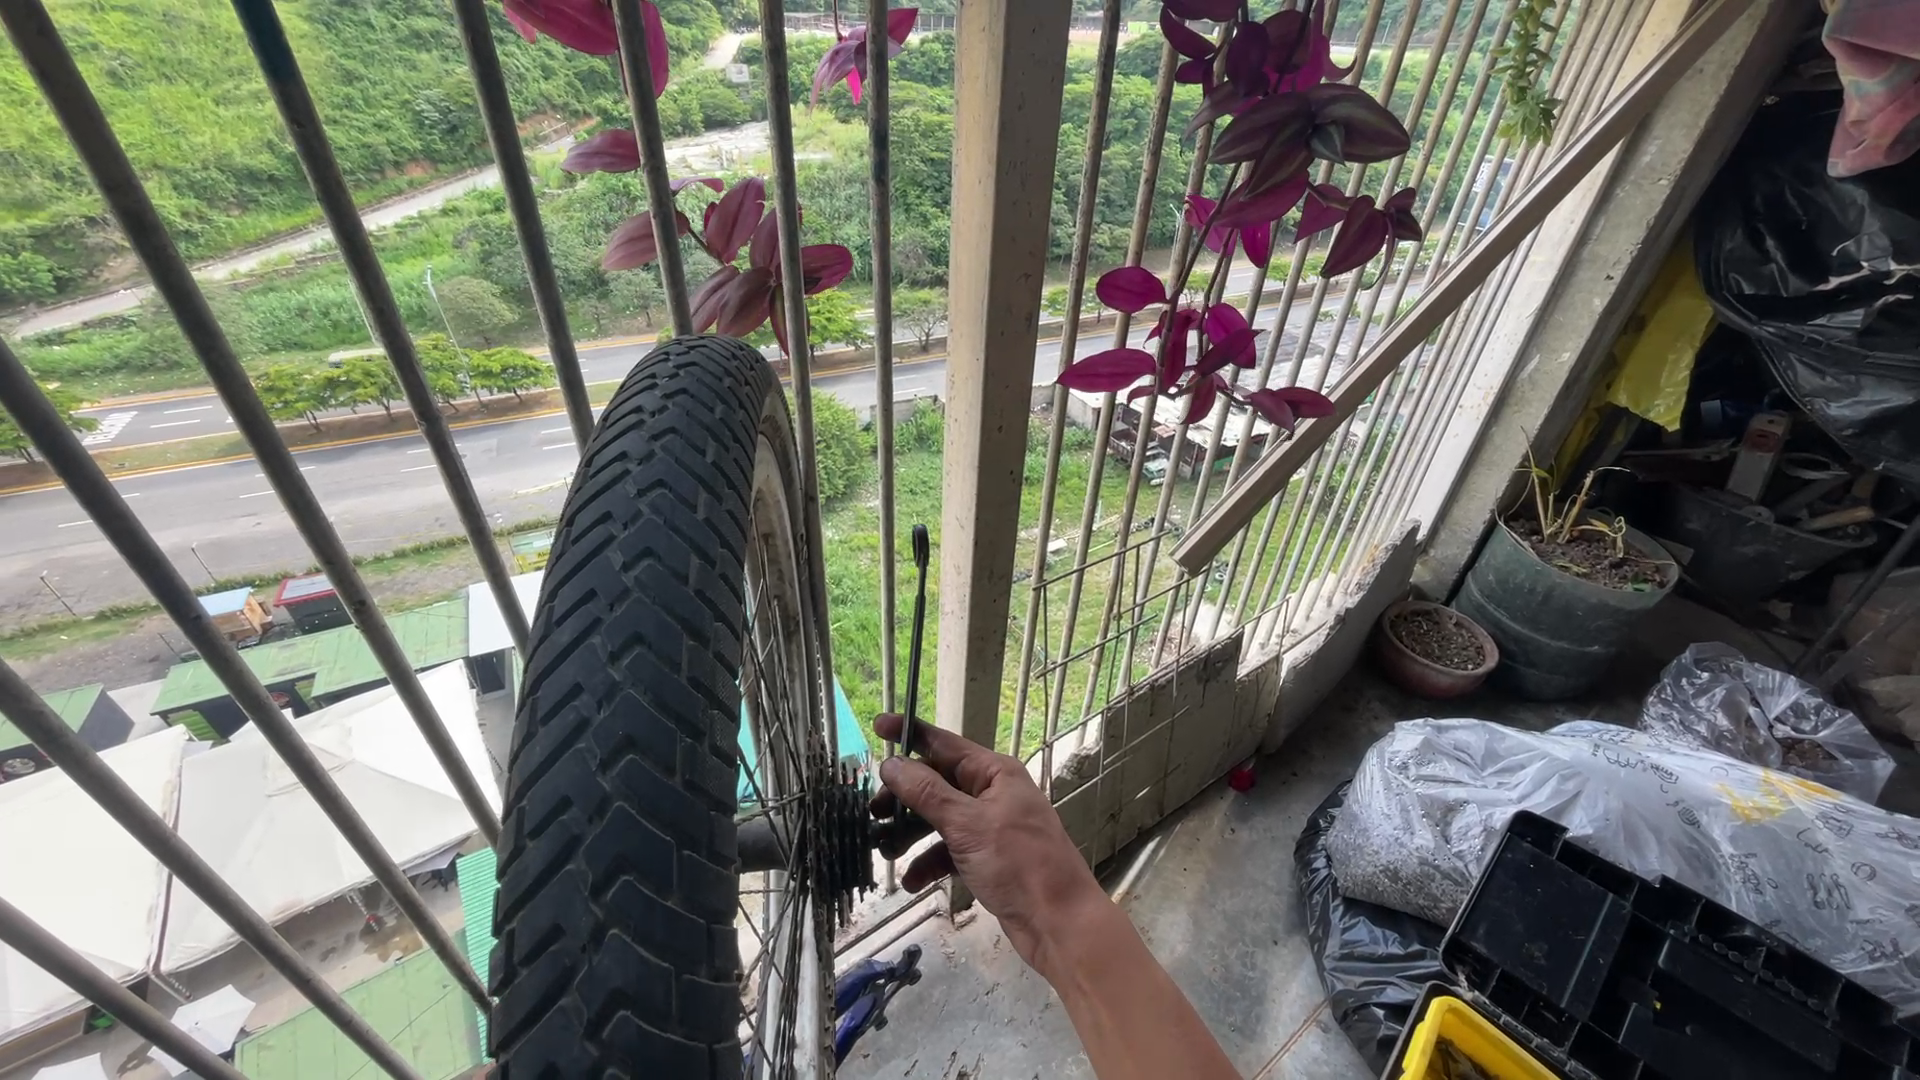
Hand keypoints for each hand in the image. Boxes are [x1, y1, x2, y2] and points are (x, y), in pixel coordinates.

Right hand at [870, 713, 1109, 974]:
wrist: (1059, 924)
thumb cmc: (1018, 863)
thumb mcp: (967, 824)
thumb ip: (926, 792)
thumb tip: (891, 763)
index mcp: (994, 772)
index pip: (944, 744)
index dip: (911, 734)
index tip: (878, 725)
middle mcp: (992, 793)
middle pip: (937, 783)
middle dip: (904, 797)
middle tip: (872, 812)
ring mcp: (990, 826)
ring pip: (939, 818)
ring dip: (911, 833)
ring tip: (884, 850)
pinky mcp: (988, 857)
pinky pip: (949, 849)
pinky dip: (929, 861)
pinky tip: (911, 882)